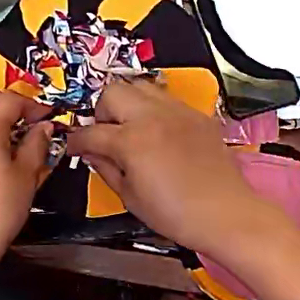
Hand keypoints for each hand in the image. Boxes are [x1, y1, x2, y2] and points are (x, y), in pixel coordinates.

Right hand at [64, 78, 280, 255]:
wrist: (224, 213)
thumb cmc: (179, 213)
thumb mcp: (130, 197)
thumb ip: (106, 168)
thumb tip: (92, 154)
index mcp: (132, 141)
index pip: (91, 132)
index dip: (76, 141)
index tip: (75, 146)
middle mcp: (154, 118)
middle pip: (112, 92)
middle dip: (101, 111)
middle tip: (104, 134)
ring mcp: (178, 113)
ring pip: (141, 86)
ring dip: (129, 103)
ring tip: (130, 127)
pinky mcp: (197, 116)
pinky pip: (168, 99)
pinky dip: (156, 110)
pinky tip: (157, 132)